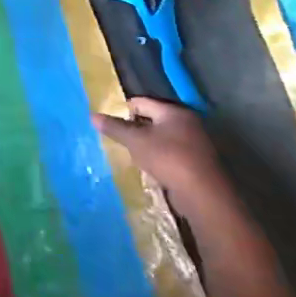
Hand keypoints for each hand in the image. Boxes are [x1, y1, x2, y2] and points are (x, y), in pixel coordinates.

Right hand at [94, 97, 224, 198]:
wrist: (202, 194)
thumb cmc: (167, 159)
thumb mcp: (135, 141)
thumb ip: (115, 128)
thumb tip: (93, 116)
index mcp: (174, 112)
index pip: (141, 102)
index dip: (123, 111)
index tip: (110, 124)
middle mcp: (187, 123)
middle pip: (152, 119)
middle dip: (134, 129)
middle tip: (118, 140)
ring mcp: (194, 143)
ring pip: (161, 138)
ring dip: (146, 145)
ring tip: (130, 155)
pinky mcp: (196, 162)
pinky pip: (170, 154)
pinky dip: (158, 158)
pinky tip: (148, 168)